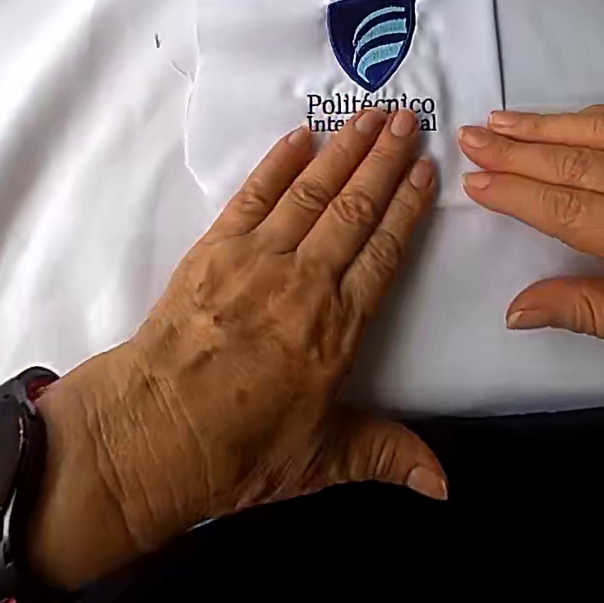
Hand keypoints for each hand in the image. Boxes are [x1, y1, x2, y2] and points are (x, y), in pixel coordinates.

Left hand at [27, 109, 444, 591]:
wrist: (157, 425)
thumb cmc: (240, 447)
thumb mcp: (320, 461)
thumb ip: (385, 454)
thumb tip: (446, 487)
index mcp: (338, 327)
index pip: (385, 251)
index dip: (408, 207)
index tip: (426, 170)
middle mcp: (304, 281)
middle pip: (354, 208)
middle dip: (384, 161)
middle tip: (407, 118)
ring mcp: (257, 258)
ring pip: (311, 192)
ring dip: (342, 150)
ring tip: (368, 116)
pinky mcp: (215, 247)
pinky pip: (254, 195)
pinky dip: (277, 163)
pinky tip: (300, 137)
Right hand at [456, 105, 603, 440]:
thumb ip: (588, 312)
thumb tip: (514, 309)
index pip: (571, 208)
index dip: (516, 192)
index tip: (472, 180)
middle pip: (582, 162)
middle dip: (517, 149)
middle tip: (471, 137)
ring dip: (547, 124)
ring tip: (500, 120)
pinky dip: (596, 117)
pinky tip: (564, 118)